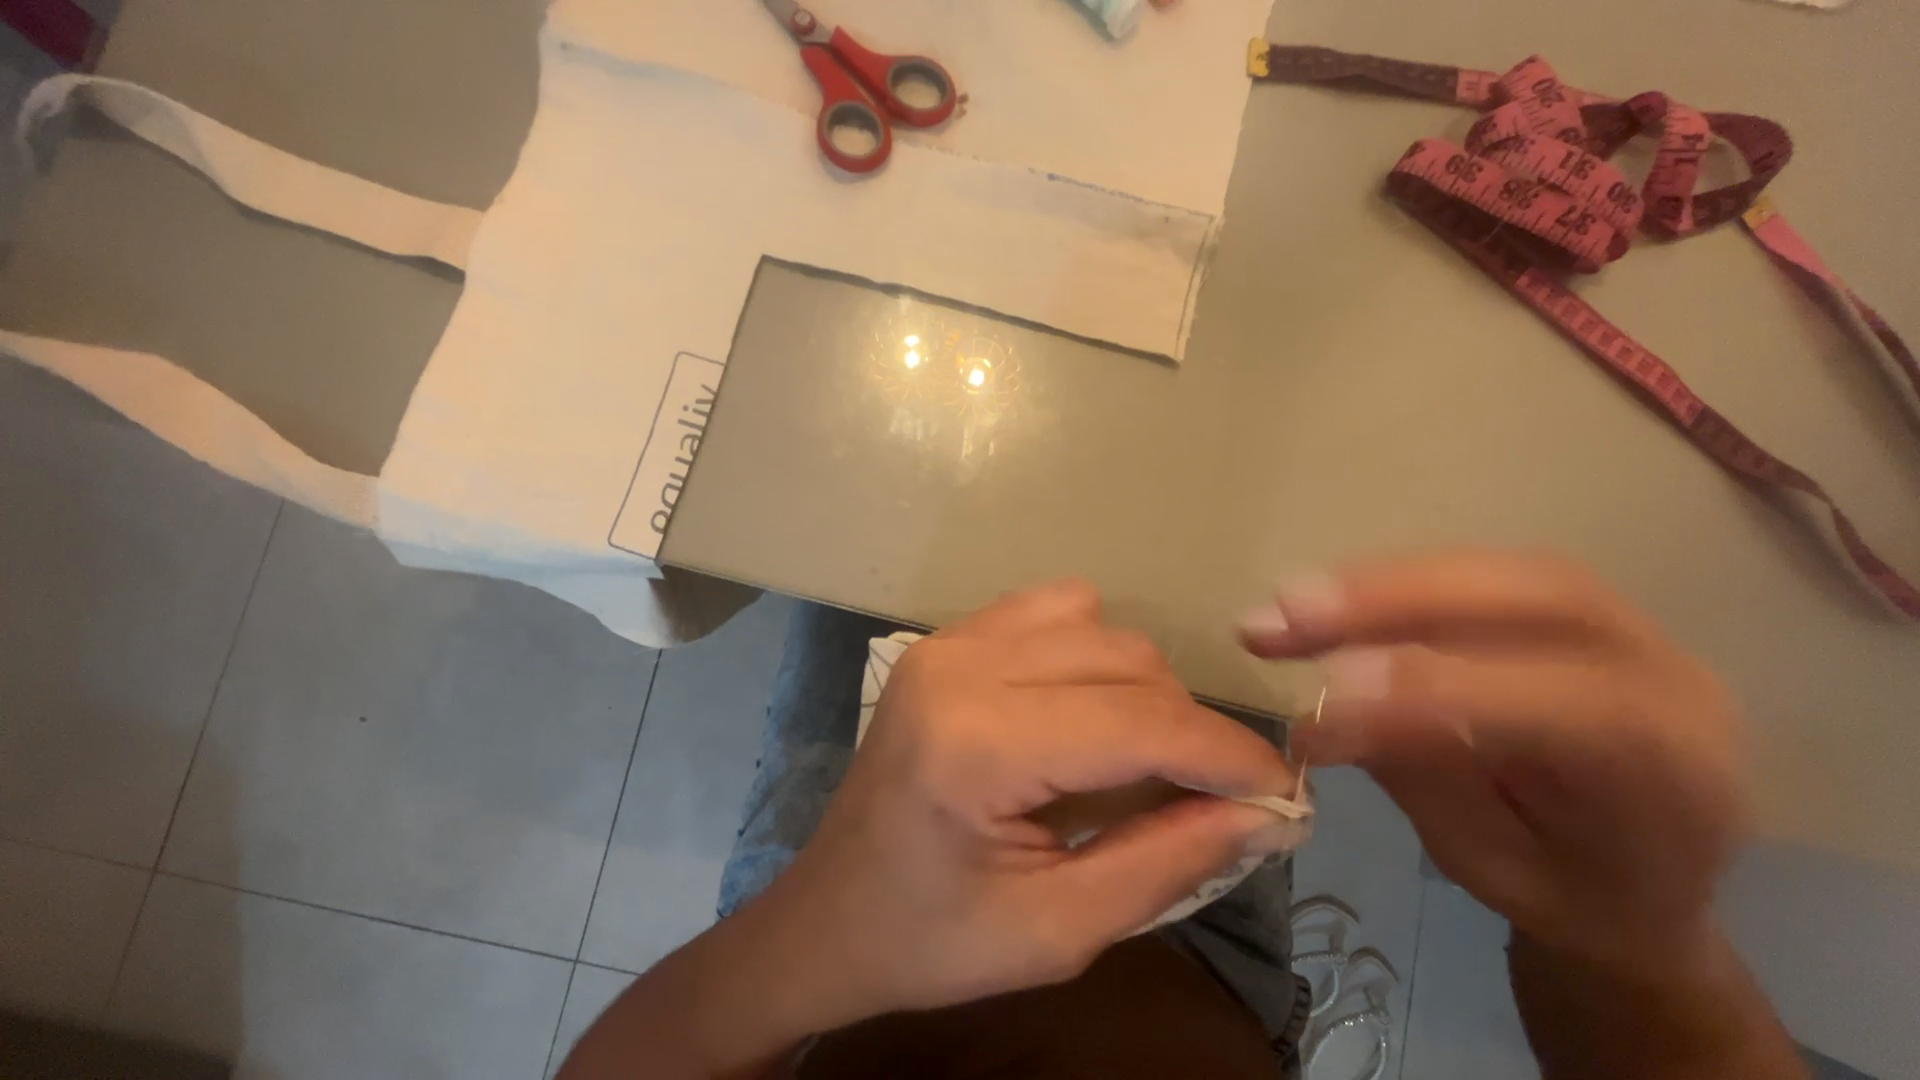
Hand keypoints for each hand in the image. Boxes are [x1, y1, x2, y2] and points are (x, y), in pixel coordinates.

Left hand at [752, 580, 1301, 1026]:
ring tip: (1137, 763)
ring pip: (1099, 627)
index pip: (1140, 722)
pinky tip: (1084, 714)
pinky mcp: (946, 641)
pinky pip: (1052, 612)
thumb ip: (1167, 861)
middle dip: (1188, 730)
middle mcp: (961, 666)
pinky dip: (1093, 655)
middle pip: (1128, 661)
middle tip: (1209, 800)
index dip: (1227, 756)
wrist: (829, 917)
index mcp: (978, 743)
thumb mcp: (1057, 931)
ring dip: (1142, 690)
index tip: (1283, 796)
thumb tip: (1264, 814)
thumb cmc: (931, 941)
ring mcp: (947, 642)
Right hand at [1239, 551, 1747, 982]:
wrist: (1639, 886)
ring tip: (1289, 608)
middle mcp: (1666, 675)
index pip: (1559, 706)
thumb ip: (1423, 775)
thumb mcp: (1489, 862)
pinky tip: (1333, 605)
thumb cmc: (1565, 895)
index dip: (1438, 690)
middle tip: (1289, 614)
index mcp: (1672, 769)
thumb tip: (1326, 706)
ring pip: (1500, 572)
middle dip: (1398, 600)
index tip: (1322, 701)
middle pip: (1536, 597)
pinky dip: (1397, 587)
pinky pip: (1483, 577)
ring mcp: (1627, 629)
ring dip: (1382, 585)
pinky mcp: (1575, 612)